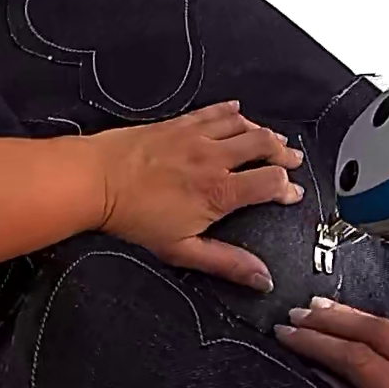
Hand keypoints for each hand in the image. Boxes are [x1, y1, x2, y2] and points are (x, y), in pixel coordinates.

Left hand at [83, 101, 302, 291]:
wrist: (96, 179)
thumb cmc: (132, 216)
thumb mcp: (181, 249)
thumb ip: (225, 262)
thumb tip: (259, 277)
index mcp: (219, 191)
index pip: (271, 183)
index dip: (288, 188)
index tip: (292, 193)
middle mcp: (215, 158)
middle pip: (266, 145)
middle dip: (285, 153)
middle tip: (292, 159)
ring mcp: (198, 137)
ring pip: (245, 126)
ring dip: (264, 132)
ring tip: (273, 139)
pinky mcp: (180, 123)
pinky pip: (215, 111)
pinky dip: (231, 111)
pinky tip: (238, 110)